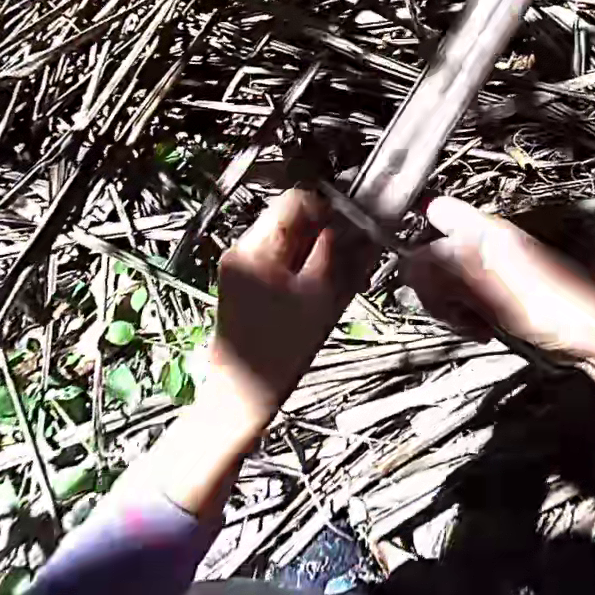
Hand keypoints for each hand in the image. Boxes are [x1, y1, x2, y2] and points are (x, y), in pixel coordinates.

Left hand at [199, 188, 352, 443]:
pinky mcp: (241, 282)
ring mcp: (238, 265)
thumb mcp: (321, 297)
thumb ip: (339, 254)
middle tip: (349, 259)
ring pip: (288, 240)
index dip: (329, 210)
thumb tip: (356, 223)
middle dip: (324, 235)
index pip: (297, 199)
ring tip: (333, 282)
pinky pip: (278, 261)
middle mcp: (242, 248)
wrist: (242, 394)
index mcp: (256, 246)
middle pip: (292, 219)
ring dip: (315, 253)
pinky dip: (300, 269)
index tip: (350, 232)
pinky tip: (315, 293)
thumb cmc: (281, 351)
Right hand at [404, 196, 594, 427]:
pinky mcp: (496, 297)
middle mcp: (484, 244)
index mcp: (485, 229)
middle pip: (432, 253)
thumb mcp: (491, 283)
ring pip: (444, 281)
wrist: (594, 337)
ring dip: (447, 305)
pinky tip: (480, 330)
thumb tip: (410, 264)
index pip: (436, 211)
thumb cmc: (549, 303)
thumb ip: (446, 268)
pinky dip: (463, 317)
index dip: (416, 228)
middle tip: (449, 308)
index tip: (414, 265)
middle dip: (432, 283)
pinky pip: (463, 301)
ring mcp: (490, 271)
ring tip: (470, 324)